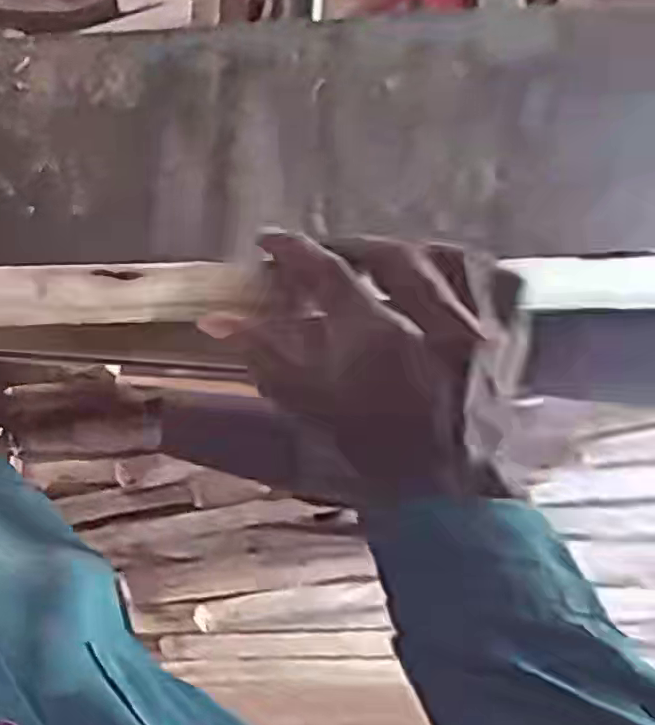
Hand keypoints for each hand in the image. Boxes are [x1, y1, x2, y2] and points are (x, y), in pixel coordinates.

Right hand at [206, 232, 527, 502]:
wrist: (445, 485)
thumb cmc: (362, 441)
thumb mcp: (298, 397)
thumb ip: (260, 351)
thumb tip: (214, 320)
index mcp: (375, 338)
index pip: (330, 274)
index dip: (295, 249)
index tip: (270, 239)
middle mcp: (434, 324)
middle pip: (392, 255)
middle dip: (347, 244)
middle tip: (319, 250)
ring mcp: (479, 331)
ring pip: (453, 260)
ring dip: (407, 249)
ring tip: (378, 255)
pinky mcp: (509, 342)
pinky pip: (500, 283)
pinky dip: (466, 267)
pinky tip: (439, 273)